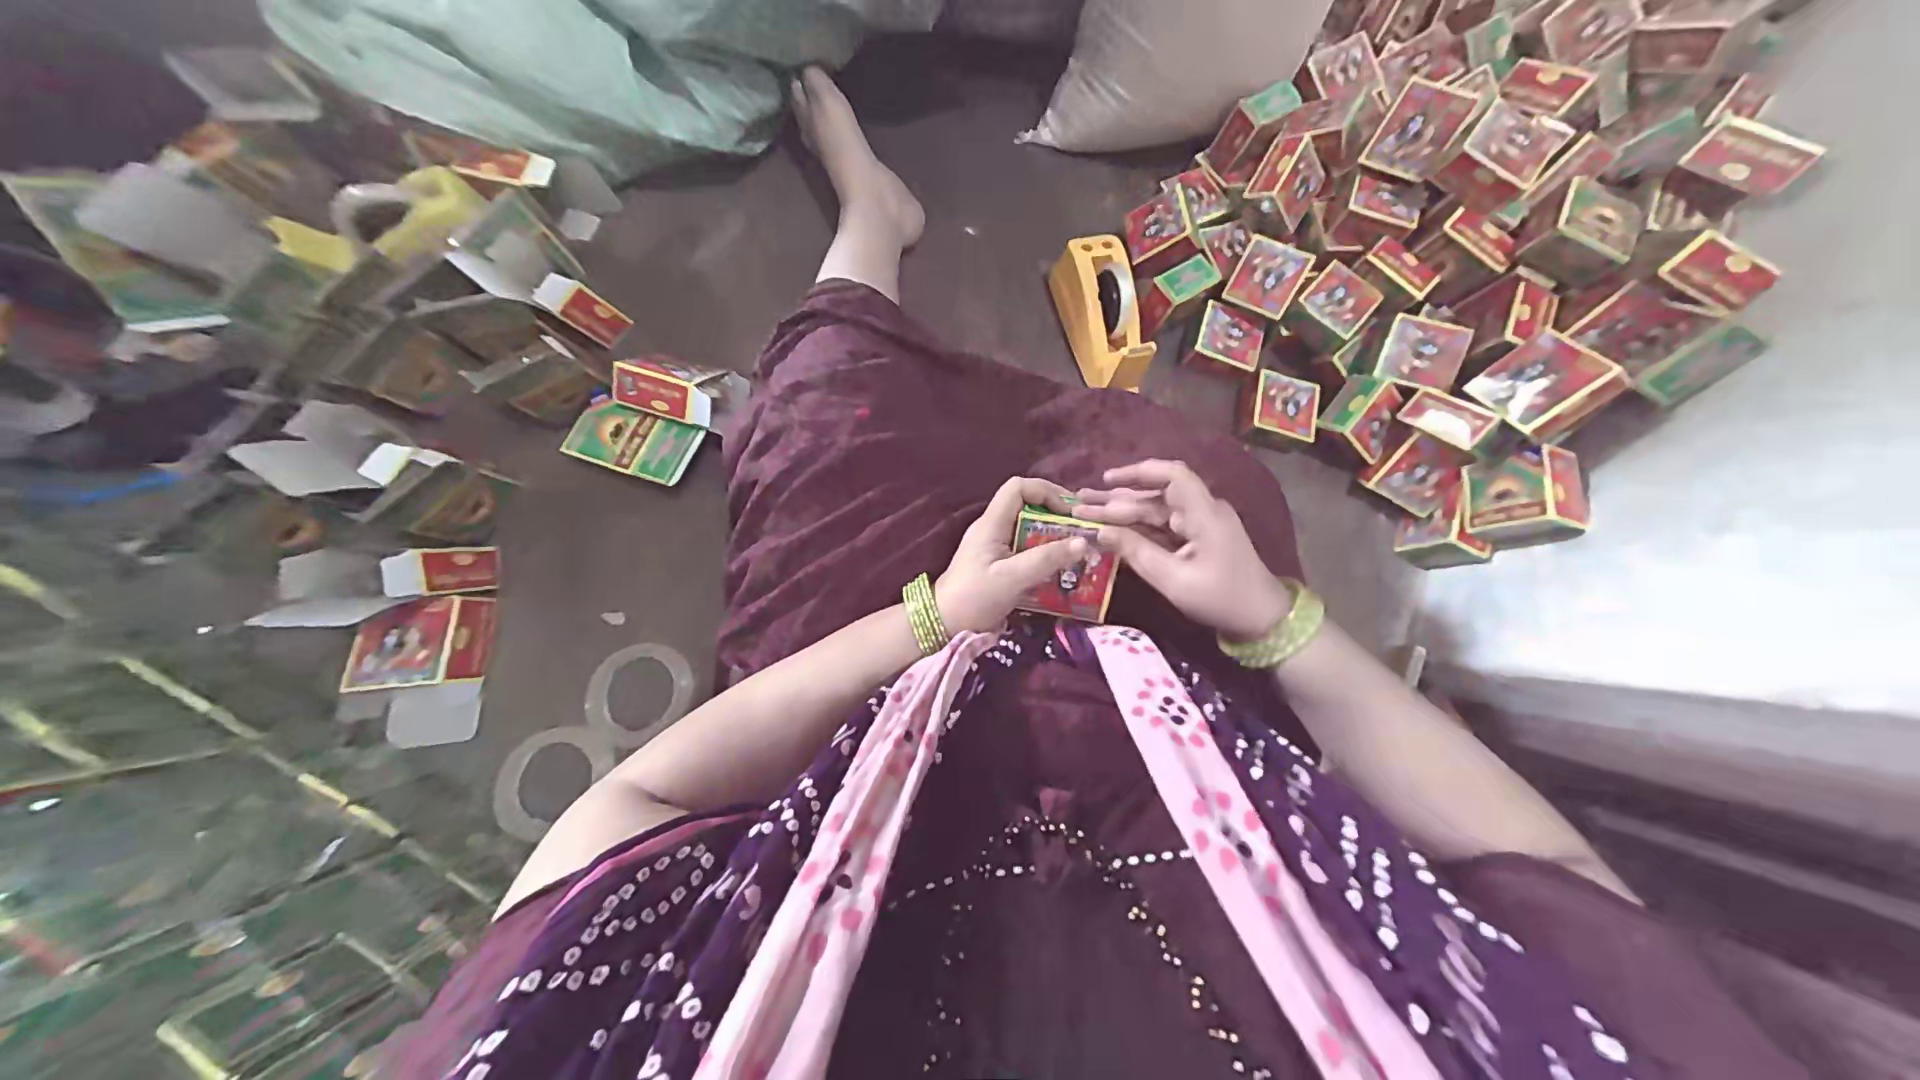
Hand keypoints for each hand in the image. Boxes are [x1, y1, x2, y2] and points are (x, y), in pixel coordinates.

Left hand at [935, 477, 1089, 634]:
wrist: (943, 624)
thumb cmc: (974, 598)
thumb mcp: (1012, 579)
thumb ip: (1046, 559)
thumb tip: (1082, 542)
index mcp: (991, 523)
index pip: (1018, 487)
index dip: (1046, 492)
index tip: (1069, 512)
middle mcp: (991, 528)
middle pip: (1025, 504)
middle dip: (1054, 514)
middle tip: (1079, 531)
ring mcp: (992, 544)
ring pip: (1027, 527)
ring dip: (1052, 535)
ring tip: (1075, 549)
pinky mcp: (996, 562)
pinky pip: (1024, 546)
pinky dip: (1043, 551)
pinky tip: (1058, 566)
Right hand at [1071, 460, 1293, 640]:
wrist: (1262, 620)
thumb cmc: (1221, 599)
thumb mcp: (1174, 580)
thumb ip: (1136, 552)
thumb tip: (1100, 531)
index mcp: (1203, 514)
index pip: (1172, 476)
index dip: (1138, 473)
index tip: (1107, 479)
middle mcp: (1202, 512)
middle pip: (1155, 495)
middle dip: (1117, 499)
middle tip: (1080, 503)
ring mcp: (1200, 526)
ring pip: (1156, 511)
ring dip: (1123, 512)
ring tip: (1087, 511)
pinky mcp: (1197, 540)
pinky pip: (1163, 527)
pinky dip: (1137, 528)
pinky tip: (1112, 530)